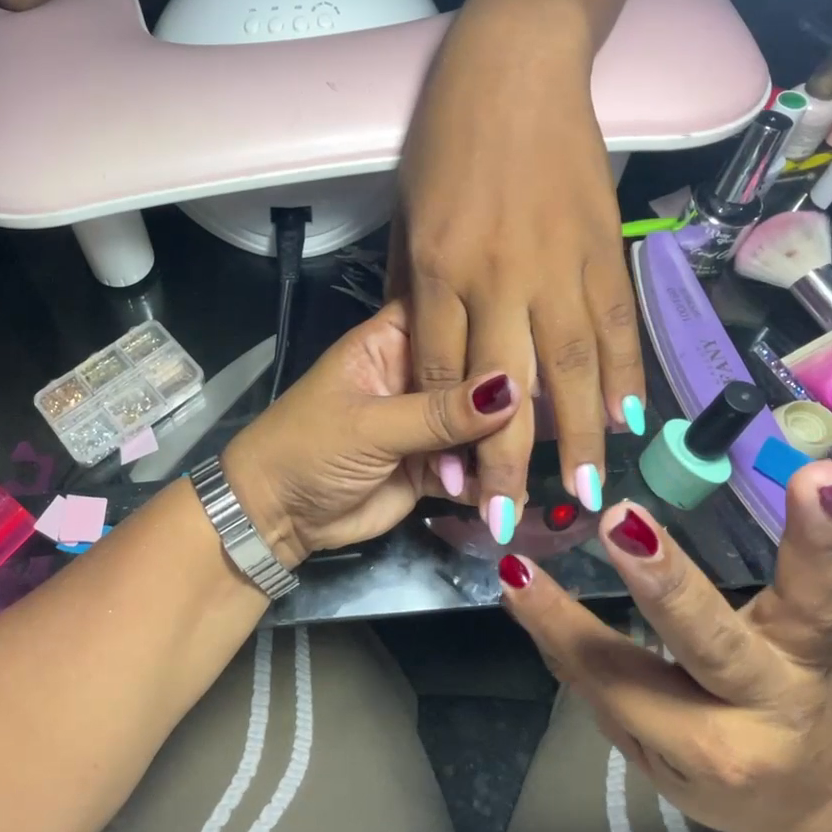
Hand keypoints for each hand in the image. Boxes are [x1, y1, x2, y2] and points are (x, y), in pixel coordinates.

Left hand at [221, 302, 518, 566]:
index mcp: (390, 341)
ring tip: (539, 461)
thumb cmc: (306, 449)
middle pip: (476, 372)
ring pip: (482, 424)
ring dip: (505, 445)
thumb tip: (511, 389)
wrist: (278, 516)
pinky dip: (491, 483)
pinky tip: (515, 495)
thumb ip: (438, 412)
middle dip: (510, 395)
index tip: (542, 336)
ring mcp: (428, 422)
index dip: (494, 322)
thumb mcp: (370, 425)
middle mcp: (417, 374)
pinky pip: (473, 468)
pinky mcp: (434, 466)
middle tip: (553, 415)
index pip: (450, 315)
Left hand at [396, 8, 643, 537]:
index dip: (448, 435)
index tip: (454, 489)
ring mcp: (557, 261)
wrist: (513, 65)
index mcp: (437, 269)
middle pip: (505, 386)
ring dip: (583, 436)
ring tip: (591, 492)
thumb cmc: (443, 138)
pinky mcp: (606, 244)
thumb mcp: (407, 215)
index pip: (443, 371)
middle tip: (517, 521)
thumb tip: (425, 352)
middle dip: (511, 462)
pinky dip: (630, 374)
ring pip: (573, 366)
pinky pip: (618, 322)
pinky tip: (636, 418)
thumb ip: (417, 289)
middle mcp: (497, 275)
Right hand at [499, 460, 831, 831]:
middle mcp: (765, 700)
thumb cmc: (718, 773)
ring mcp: (814, 659)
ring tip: (818, 479)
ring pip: (814, 604)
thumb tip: (522, 586)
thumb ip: (591, 671)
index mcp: (708, 741)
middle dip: (667, 586)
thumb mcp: (644, 748)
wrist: (821, 799)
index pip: (618, 676)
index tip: (514, 572)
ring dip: (814, 541)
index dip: (561, 625)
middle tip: (625, 527)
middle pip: (710, 642)